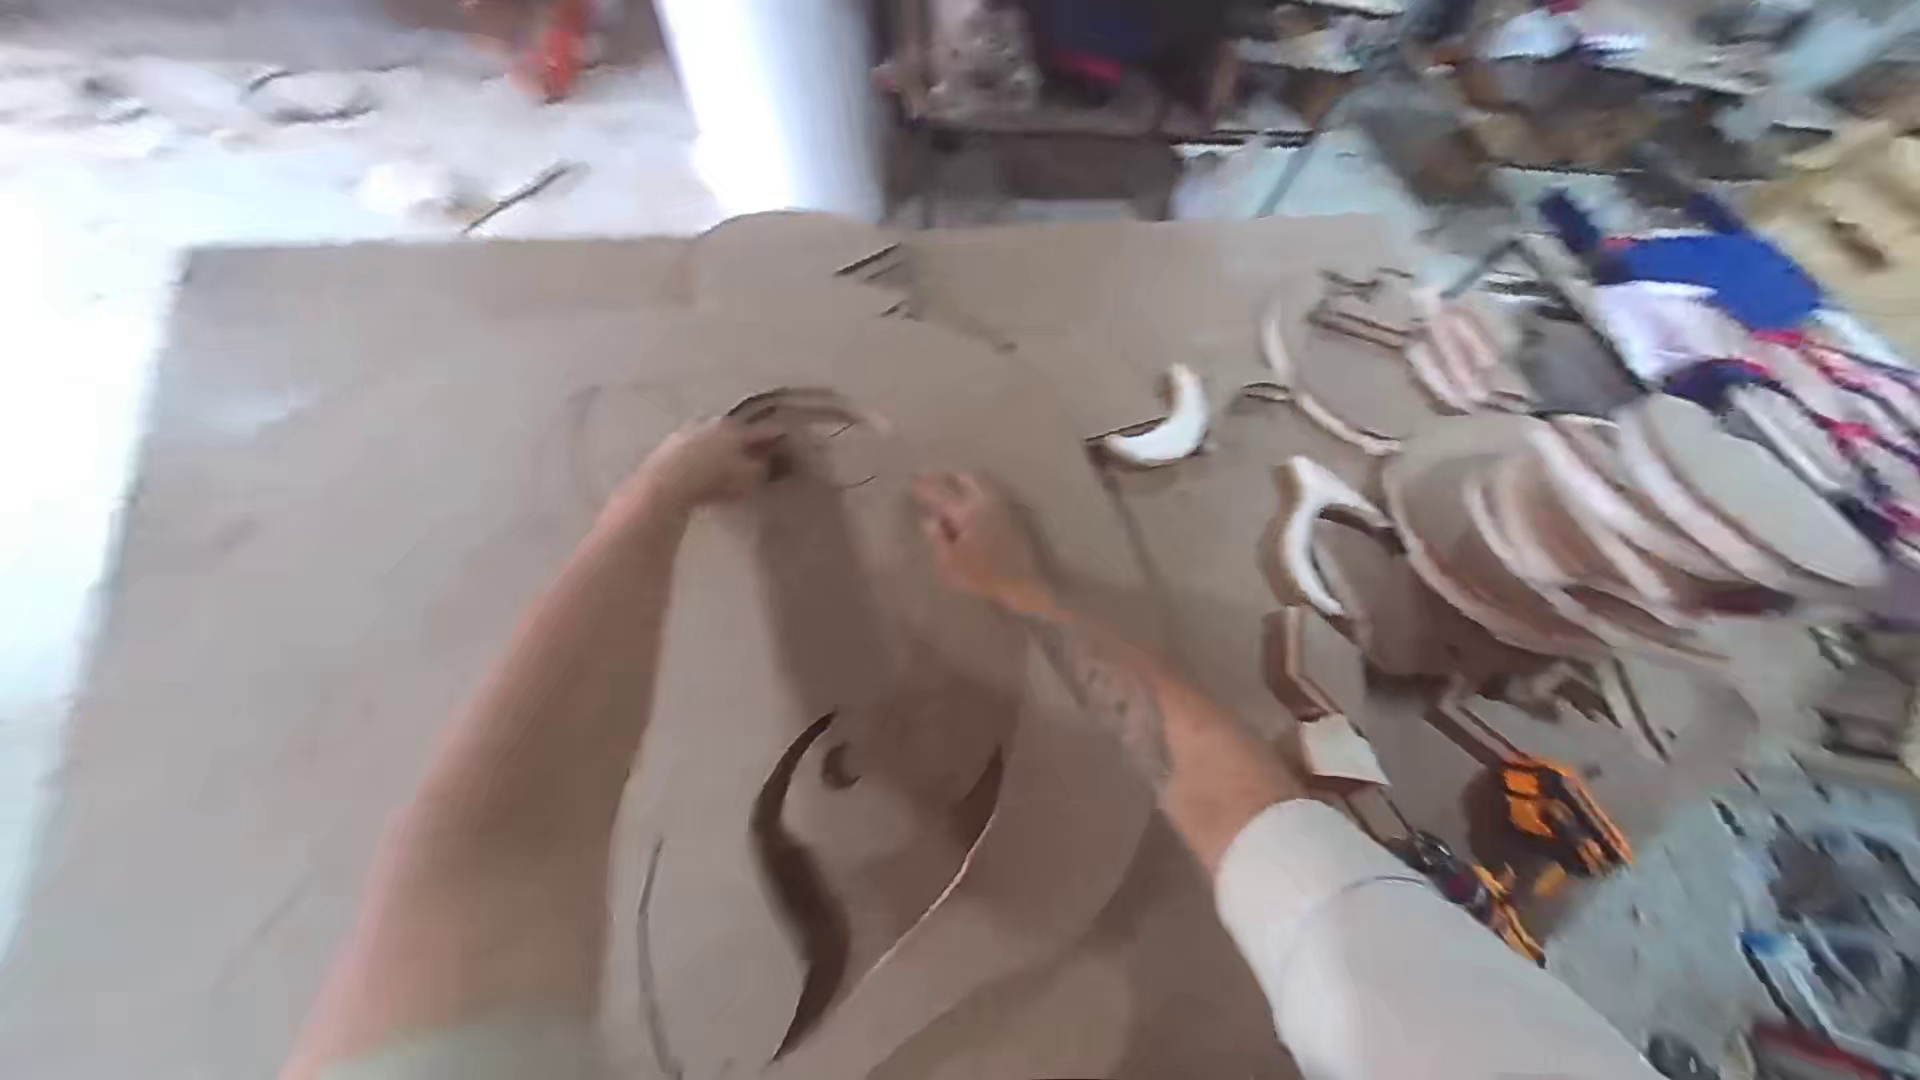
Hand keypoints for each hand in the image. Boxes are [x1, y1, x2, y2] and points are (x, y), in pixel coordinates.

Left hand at [620, 416, 782, 513]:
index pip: (762, 430)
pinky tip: (701, 469)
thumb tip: (767, 460)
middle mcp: (712, 423)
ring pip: (711, 437)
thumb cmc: (716, 480)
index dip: (775, 435)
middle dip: (744, 440)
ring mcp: (687, 431)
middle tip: (752, 452)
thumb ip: (763, 468)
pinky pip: (692, 449)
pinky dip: (700, 456)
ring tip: (725, 462)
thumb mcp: (750, 479)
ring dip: (719, 447)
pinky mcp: (668, 445)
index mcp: (736, 428)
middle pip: (734, 430)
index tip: (783, 437)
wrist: (668, 483)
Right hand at [912, 471, 1053, 613]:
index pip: (940, 494)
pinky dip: (980, 486)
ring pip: (982, 481)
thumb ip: (937, 538)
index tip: (912, 480)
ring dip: (965, 478)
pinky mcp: (1017, 513)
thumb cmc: (985, 577)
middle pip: (965, 478)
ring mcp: (1004, 505)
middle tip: (933, 477)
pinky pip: (994, 490)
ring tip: (954, 482)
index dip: (924, 487)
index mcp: (967, 512)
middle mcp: (986, 501)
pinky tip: (977, 496)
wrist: (1027, 583)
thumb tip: (930, 519)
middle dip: (946, 475)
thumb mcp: (951, 563)